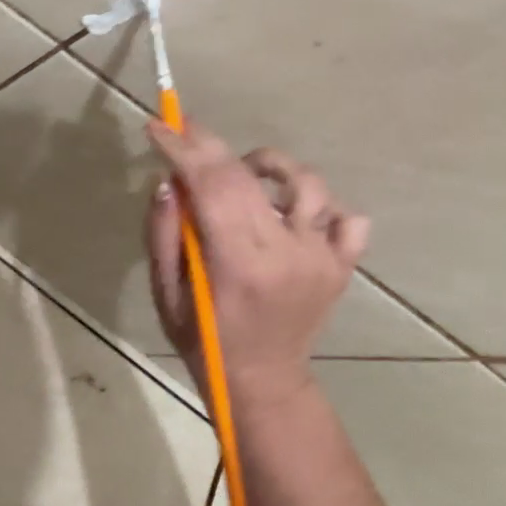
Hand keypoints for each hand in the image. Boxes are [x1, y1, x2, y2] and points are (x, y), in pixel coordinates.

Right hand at [143, 117, 369, 408]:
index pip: (209, 184)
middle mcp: (285, 252)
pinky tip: (290, 210)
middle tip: (184, 129)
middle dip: (208, 144)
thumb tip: (168, 182)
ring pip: (306, 186)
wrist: (263, 380)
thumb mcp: (165, 291)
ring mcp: (320, 258)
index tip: (157, 125)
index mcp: (237, 261)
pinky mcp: (341, 266)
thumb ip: (163, 235)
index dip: (181, 148)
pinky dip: (322, 206)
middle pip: (247, 176)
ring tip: (244, 170)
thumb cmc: (203, 336)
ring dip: (270, 166)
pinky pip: (348, 220)